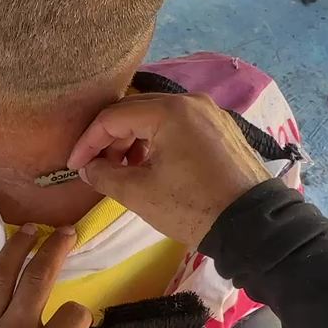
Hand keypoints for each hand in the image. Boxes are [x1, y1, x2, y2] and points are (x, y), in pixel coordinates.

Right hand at [66, 92, 271, 246]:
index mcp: (168, 111)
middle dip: (110, 140)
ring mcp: (210, 113)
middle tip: (97, 168)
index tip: (74, 166)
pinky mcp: (221, 129)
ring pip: (157, 118)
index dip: (87, 142)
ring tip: (123, 171)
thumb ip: (105, 175)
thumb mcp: (139, 193)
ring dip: (133, 141)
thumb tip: (88, 168)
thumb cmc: (191, 206)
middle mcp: (190, 102)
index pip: (112, 118)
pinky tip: (150, 167)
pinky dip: (157, 141)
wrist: (252, 226)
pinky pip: (178, 126)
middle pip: (134, 111)